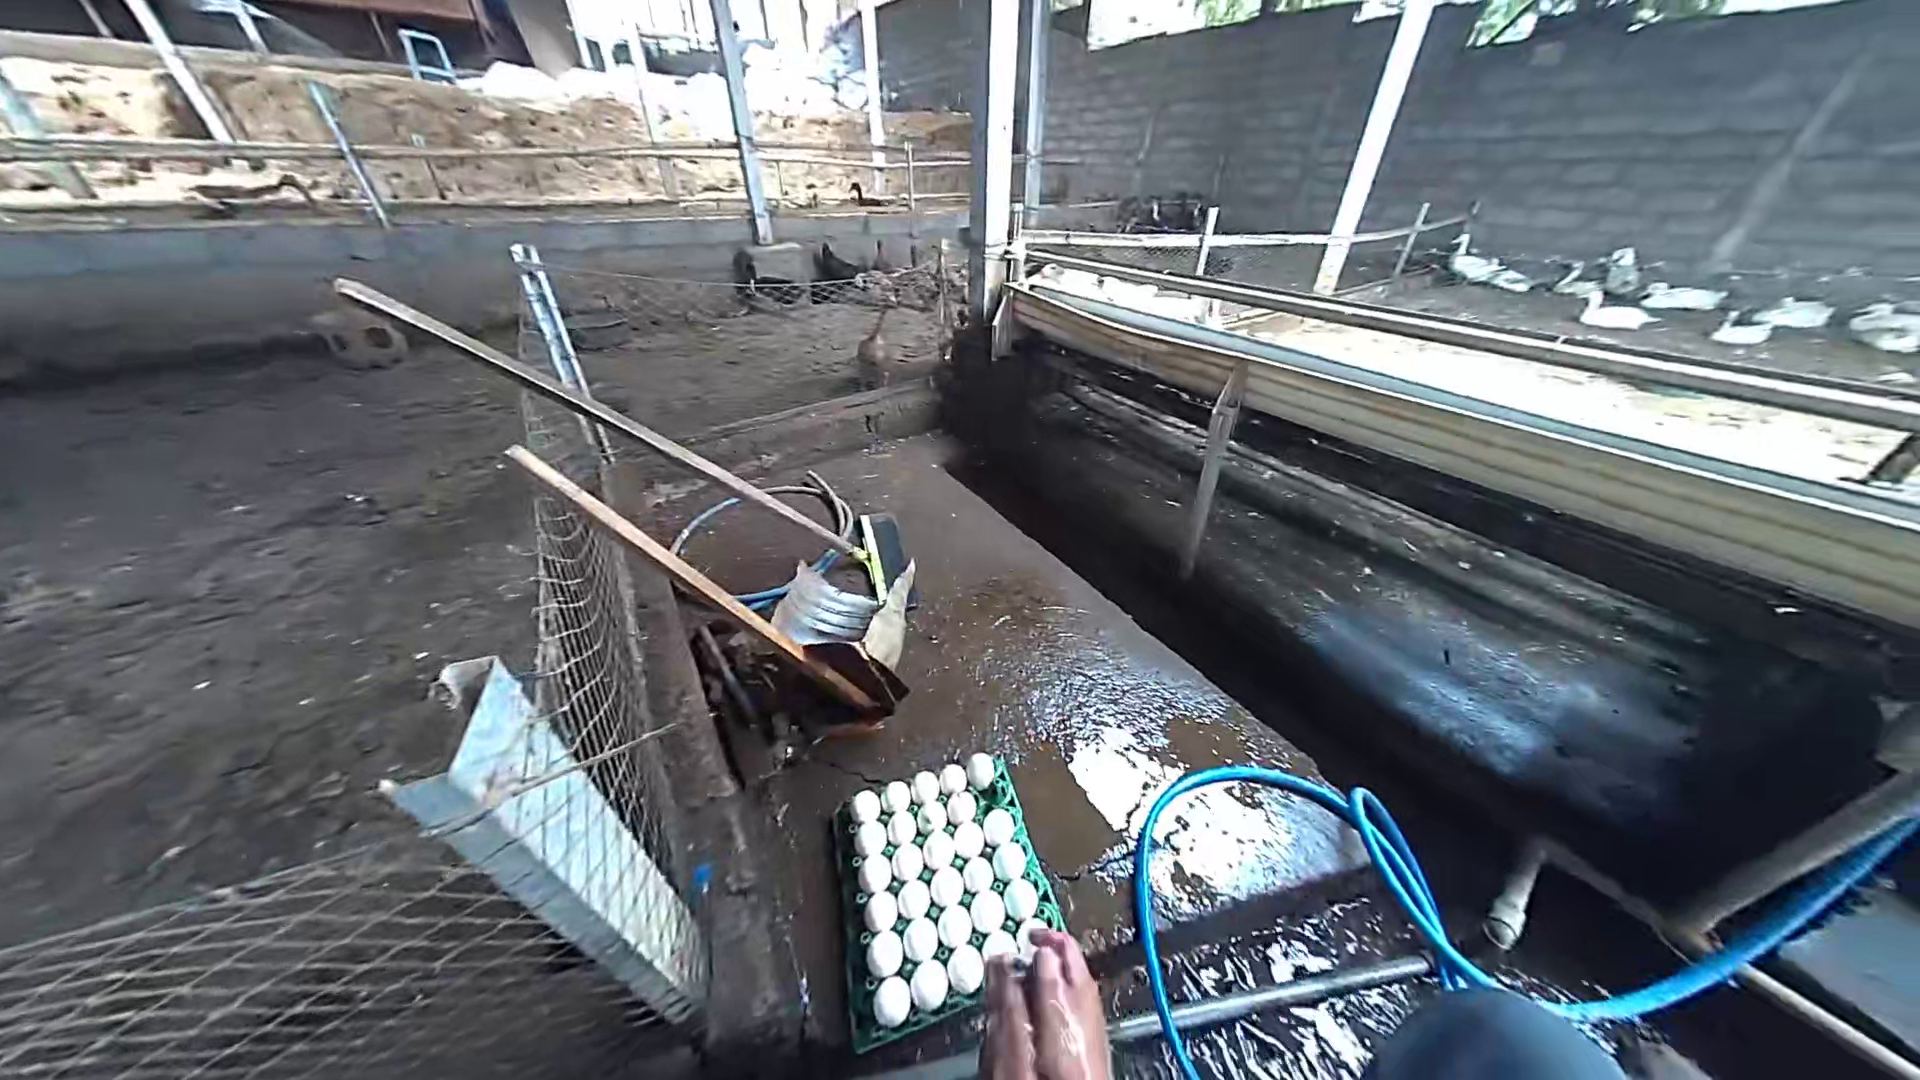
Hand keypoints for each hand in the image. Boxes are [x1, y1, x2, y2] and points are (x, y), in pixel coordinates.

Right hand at [981, 930, 1110, 1079]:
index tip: (1026, 937)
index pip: (1064, 941)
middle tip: (1014, 963)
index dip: (1044, 935)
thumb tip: (1041, 947)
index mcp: (1081, 979)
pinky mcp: (1074, 1028)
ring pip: (1054, 982)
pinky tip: (1030, 1011)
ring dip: (1035, 980)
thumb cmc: (1072, 1049)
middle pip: (1058, 961)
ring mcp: (1080, 1011)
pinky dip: (1039, 999)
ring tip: (1017, 985)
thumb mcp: (1055, 1001)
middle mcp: (1084, 992)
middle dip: (1035, 959)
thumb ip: (1048, 970)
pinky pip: (1054, 1002)